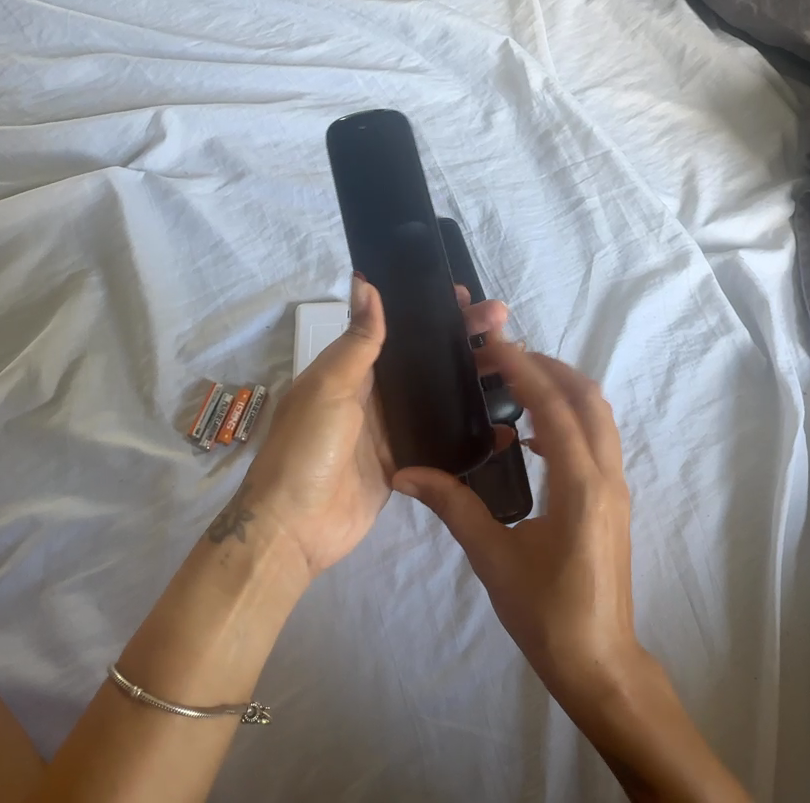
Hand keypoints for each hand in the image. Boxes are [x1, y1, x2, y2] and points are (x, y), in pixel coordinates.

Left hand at [234, 276, 509, 579]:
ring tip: (513, 363)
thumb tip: (365, 281)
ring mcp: (393, 430)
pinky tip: (505, 423)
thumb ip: (358, 340)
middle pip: (427, 358)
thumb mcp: (330, 386)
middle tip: (504, 321)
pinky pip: (444, 439)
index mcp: (353, 368)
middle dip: (463, 338)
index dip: (431, 311)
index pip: (400, 329)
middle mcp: (375, 394)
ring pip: (441, 396)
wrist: (296, 527)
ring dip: (473, 378)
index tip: (466, 294)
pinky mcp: (407, 463)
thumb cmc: (308, 447)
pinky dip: (473, 430)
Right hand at [391, 345, 644, 704]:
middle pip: (587, 397)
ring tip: (516, 384)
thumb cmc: (546, 614)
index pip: (554, 405)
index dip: (524, 368)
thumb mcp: (493, 558)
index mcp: (580, 484)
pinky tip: (532, 436)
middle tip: (502, 358)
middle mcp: (607, 476)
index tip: (495, 343)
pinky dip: (570, 418)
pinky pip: (598, 439)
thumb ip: (453, 507)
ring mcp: (617, 488)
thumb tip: (405, 473)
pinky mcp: (614, 501)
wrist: (599, 662)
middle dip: (548, 368)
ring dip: (562, 390)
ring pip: (599, 416)